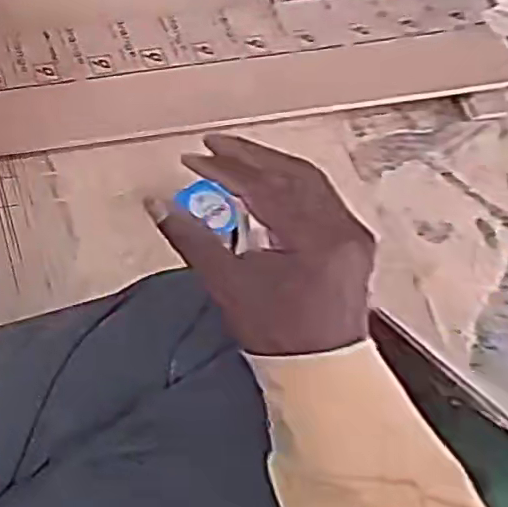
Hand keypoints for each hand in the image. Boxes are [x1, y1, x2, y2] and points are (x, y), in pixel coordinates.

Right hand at [149, 134, 375, 355]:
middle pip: (294, 174)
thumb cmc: (270, 325)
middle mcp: (341, 228)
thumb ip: (189, 235)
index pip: (264, 187)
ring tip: (233, 154)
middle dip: (250, 154)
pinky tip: (262, 180)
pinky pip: (318, 196)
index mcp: (313, 237)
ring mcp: (351, 234)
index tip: (191, 158)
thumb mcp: (223, 279)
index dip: (224, 168)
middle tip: (212, 143)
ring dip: (269, 164)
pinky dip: (285, 181)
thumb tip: (156, 202)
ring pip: (309, 182)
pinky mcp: (350, 241)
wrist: (319, 363)